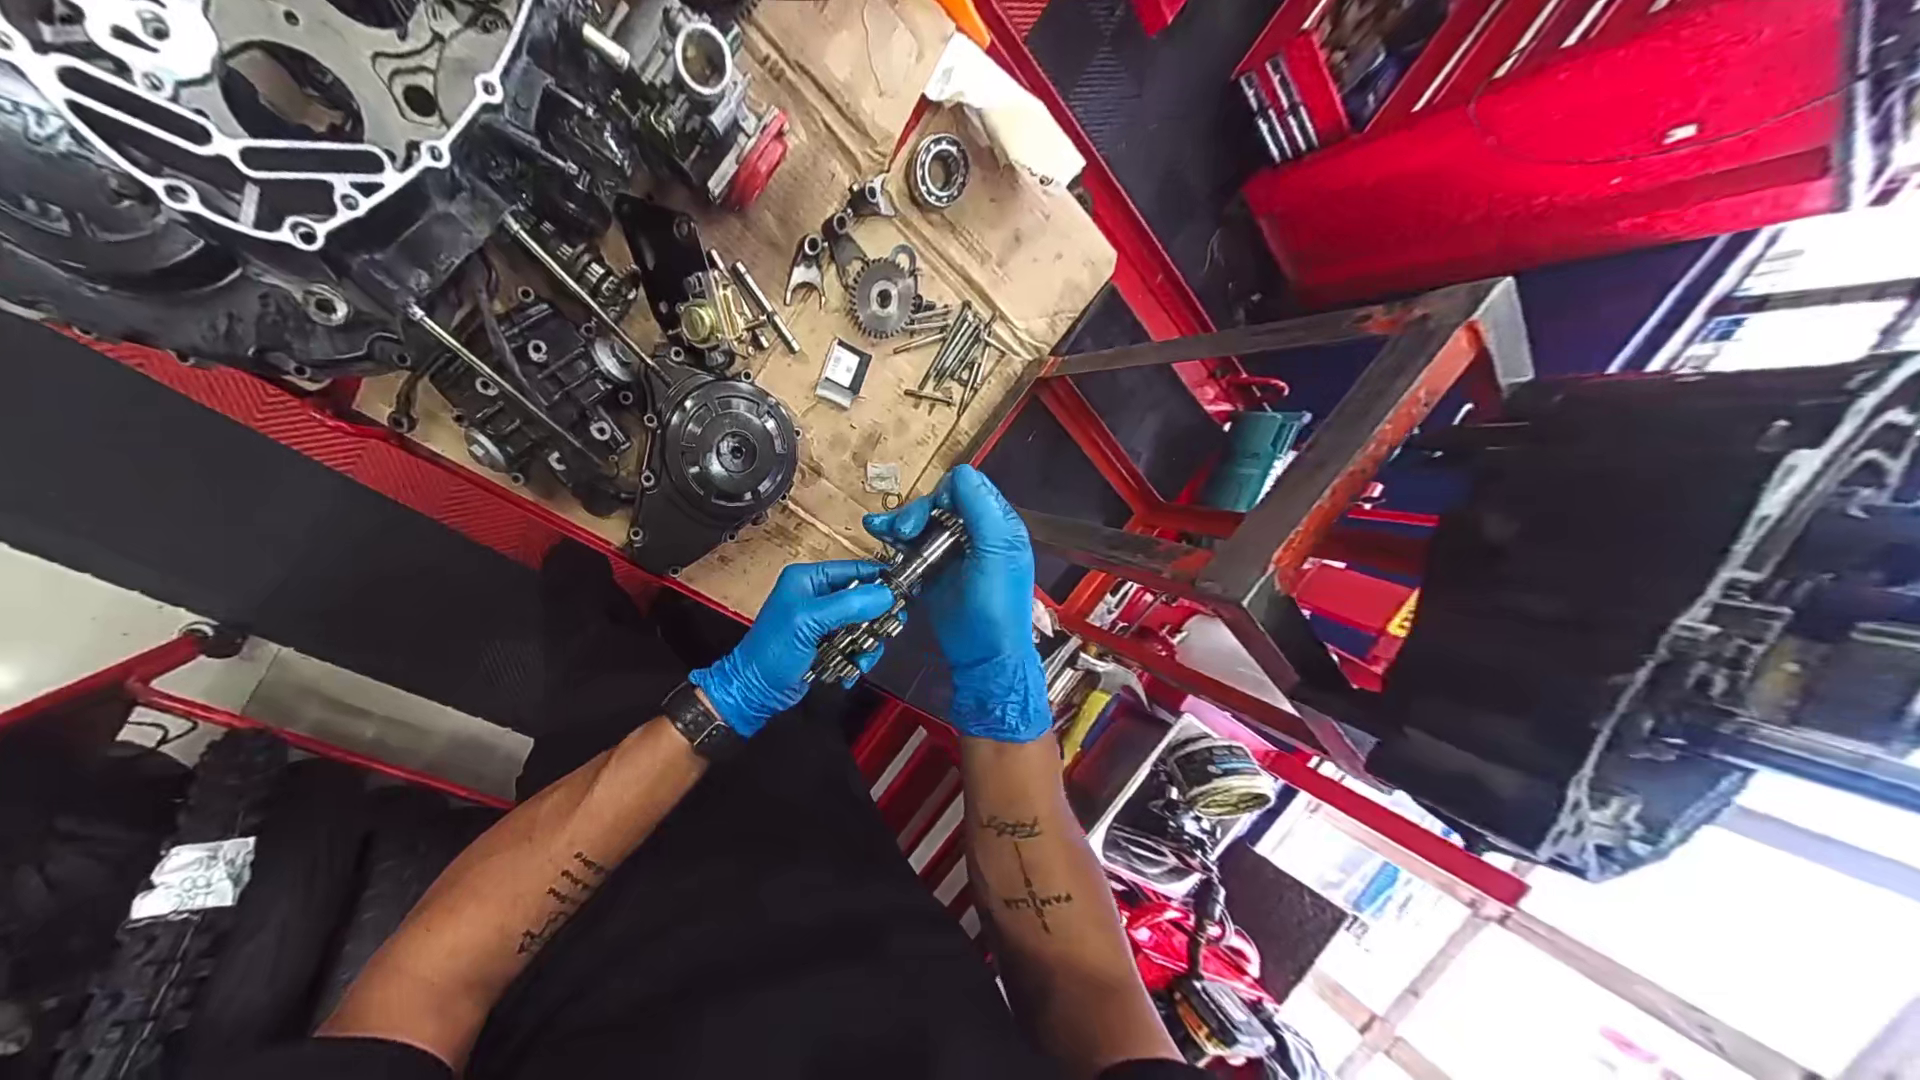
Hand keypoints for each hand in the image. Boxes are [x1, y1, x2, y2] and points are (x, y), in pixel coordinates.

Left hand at [689, 560, 894, 736]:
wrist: (755, 692)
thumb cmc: (772, 651)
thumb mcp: (809, 621)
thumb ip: (849, 604)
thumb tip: (887, 594)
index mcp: (809, 579)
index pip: (855, 569)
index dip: (880, 580)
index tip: (901, 594)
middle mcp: (819, 595)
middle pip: (865, 597)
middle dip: (876, 619)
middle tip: (886, 631)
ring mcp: (824, 621)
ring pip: (865, 623)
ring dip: (868, 643)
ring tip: (861, 660)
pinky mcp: (829, 643)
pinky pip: (857, 644)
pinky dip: (859, 657)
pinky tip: (851, 669)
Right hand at [864, 465, 1049, 742]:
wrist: (983, 655)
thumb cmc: (996, 606)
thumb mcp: (996, 552)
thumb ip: (982, 509)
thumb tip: (960, 474)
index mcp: (997, 523)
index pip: (966, 487)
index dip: (943, 496)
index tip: (929, 519)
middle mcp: (975, 532)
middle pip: (938, 503)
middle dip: (916, 512)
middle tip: (901, 532)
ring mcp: (952, 552)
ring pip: (921, 522)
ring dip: (899, 523)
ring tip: (880, 531)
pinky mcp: (933, 570)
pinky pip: (911, 546)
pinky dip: (895, 541)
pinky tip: (882, 540)